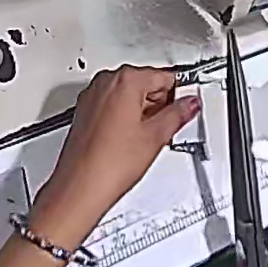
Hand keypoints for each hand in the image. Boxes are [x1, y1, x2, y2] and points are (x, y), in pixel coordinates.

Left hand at [29, 67, 201, 247]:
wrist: (78, 190)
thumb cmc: (108, 165)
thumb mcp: (155, 137)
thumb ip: (178, 114)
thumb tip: (189, 103)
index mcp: (125, 79)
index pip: (164, 76)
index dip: (178, 94)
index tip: (184, 107)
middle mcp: (106, 81)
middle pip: (145, 82)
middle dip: (158, 103)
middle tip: (163, 128)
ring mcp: (93, 95)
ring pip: (128, 93)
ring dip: (140, 110)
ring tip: (144, 138)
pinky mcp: (84, 110)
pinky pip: (112, 103)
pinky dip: (123, 116)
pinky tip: (127, 140)